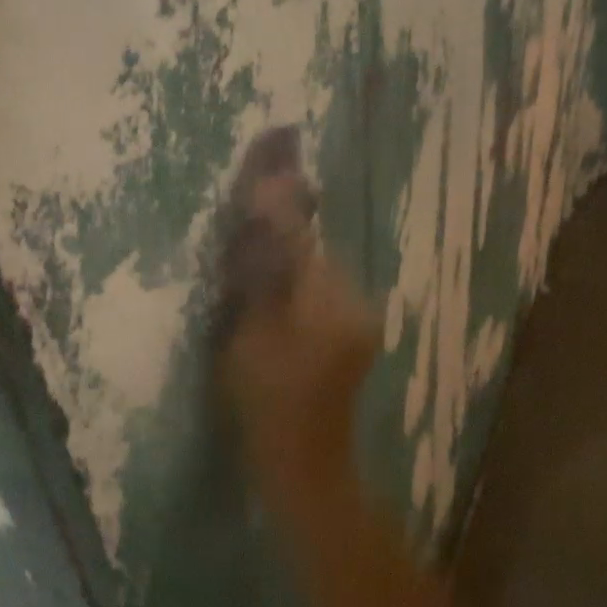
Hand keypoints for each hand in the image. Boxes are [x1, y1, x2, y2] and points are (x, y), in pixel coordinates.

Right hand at [220, 174, 378, 478]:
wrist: (304, 471)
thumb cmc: (268, 404)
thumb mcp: (252, 333)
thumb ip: (260, 266)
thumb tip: (265, 201)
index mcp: (330, 296)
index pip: (300, 230)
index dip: (281, 189)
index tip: (278, 135)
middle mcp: (353, 299)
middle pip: (309, 246)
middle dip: (282, 221)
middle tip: (255, 186)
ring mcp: (354, 321)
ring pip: (312, 269)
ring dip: (286, 253)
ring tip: (254, 238)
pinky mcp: (347, 339)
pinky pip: (315, 293)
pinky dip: (293, 283)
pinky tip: (271, 291)